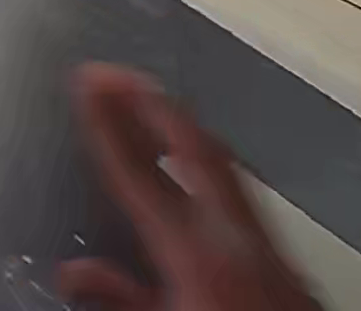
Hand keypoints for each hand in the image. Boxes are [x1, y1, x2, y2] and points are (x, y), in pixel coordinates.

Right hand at [59, 65, 320, 310]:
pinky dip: (204, 150)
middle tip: (112, 73)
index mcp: (196, 252)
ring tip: (144, 95)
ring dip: (176, 118)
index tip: (86, 81)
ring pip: (219, 154)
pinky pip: (236, 178)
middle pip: (189, 141)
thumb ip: (122, 293)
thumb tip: (76, 271)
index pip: (137, 166)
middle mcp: (236, 237)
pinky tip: (188, 151)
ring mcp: (266, 240)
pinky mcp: (283, 253)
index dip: (106, 117)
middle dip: (146, 97)